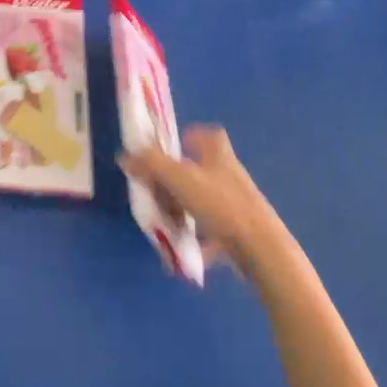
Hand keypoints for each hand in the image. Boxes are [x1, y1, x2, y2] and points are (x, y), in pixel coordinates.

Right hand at [121, 125, 287, 266]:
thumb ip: (151, 165)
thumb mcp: (180, 180)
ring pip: (208, 201)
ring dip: (188, 210)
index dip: (194, 135)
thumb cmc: (221, 206)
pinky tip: (186, 250)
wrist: (261, 249)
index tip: (176, 146)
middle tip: (159, 189)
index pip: (211, 135)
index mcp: (220, 157)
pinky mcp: (242, 232)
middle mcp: (231, 177)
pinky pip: (215, 232)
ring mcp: (239, 205)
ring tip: (168, 221)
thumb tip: (124, 155)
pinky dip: (201, 240)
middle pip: (204, 170)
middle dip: (180, 179)